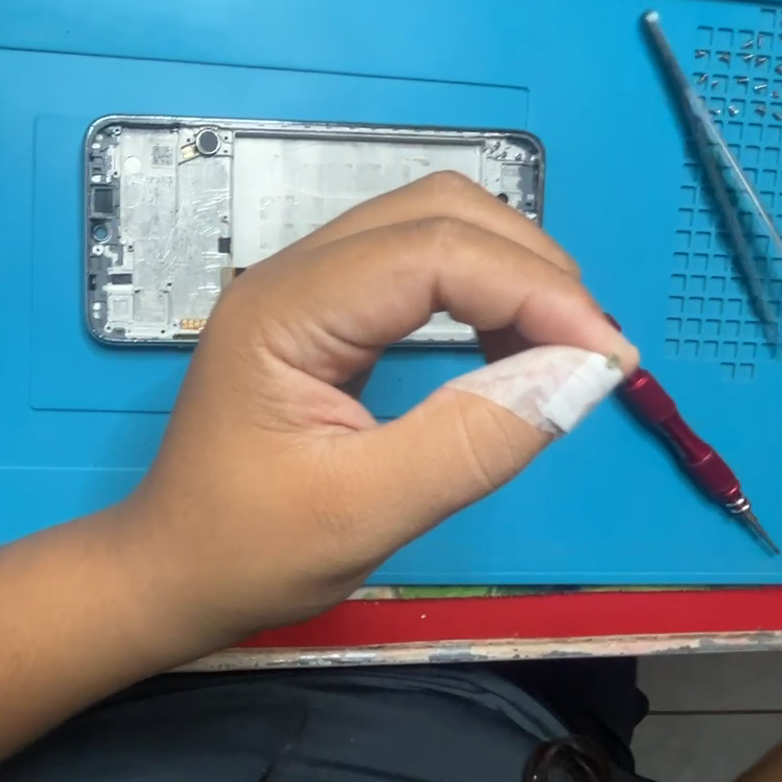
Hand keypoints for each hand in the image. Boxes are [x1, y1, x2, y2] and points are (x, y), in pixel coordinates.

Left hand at [118, 172, 637, 645]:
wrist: (172, 570)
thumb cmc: (248, 552)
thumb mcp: (364, 512)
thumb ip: (473, 439)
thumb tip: (584, 372)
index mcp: (282, 311)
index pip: (429, 251)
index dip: (532, 289)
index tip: (608, 358)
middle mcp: (289, 278)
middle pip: (431, 211)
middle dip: (526, 264)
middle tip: (588, 350)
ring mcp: (301, 291)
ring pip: (425, 229)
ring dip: (505, 271)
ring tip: (555, 348)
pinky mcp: (318, 318)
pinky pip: (410, 271)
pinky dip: (473, 293)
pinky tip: (501, 344)